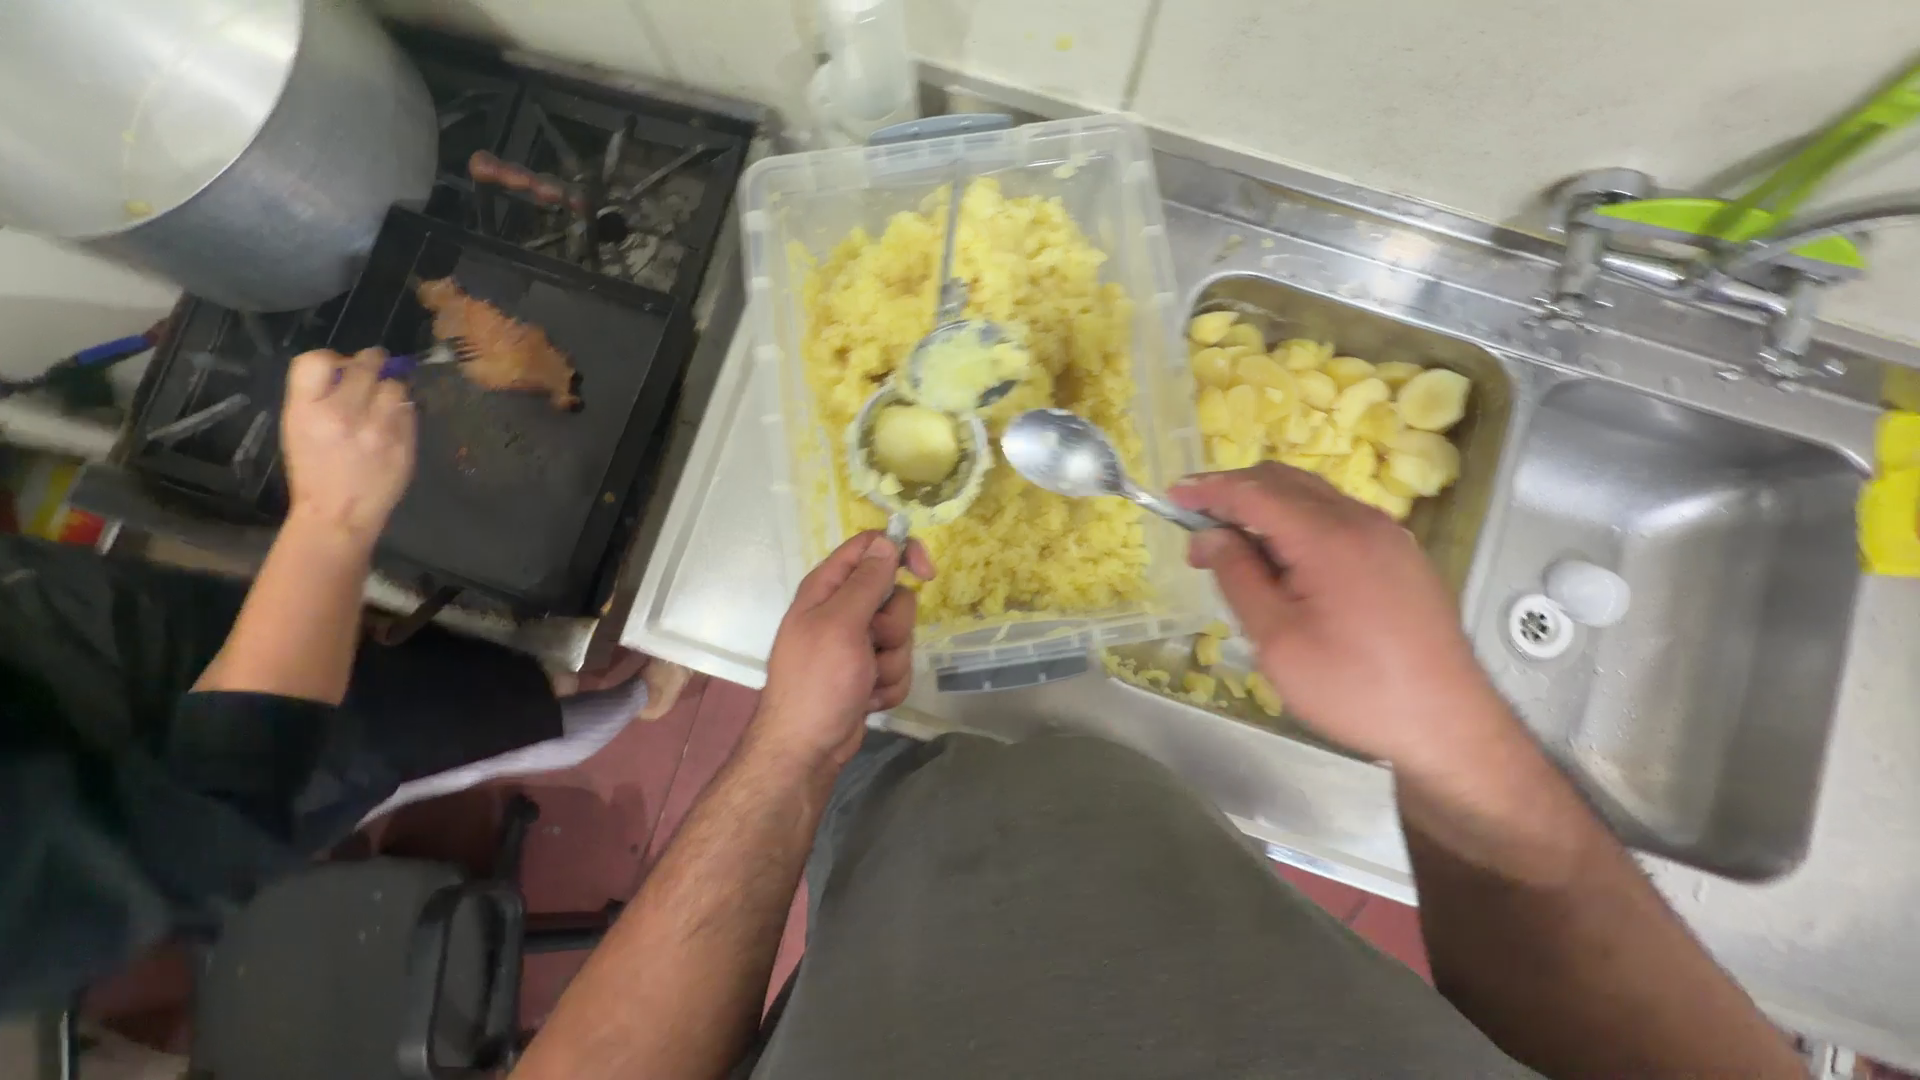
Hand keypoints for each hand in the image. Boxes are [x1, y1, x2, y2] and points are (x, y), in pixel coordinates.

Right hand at [281, 349, 415, 543]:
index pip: (317, 360)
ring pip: (396, 386)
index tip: (342, 364)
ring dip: (392, 387)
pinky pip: (411, 410)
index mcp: (307, 410)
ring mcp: (379, 428)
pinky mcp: (406, 441)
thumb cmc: (314, 469)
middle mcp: (345, 413)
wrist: (340, 510)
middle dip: (372, 361)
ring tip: (384, 397)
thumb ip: (317, 396)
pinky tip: (394, 418)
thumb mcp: (298, 427)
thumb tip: (345, 367)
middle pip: (365, 366)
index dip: (332, 357)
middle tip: (375, 362)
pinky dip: (404, 409)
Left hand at [753, 532, 934, 768]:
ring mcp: (857, 644)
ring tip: (863, 680)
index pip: (871, 547)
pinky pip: (898, 667)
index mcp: (828, 588)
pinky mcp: (868, 673)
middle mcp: (842, 610)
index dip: (901, 553)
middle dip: (894, 626)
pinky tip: (865, 699)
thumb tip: (887, 541)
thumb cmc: (817, 682)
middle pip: (896, 597)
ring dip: (891, 663)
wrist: (807, 748)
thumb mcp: (841, 624)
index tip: (926, 574)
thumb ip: (866, 582)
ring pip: (902, 637)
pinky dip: (887, 686)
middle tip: (870, 644)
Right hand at [1170, 463, 1514, 775]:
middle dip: (1234, 495)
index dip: (1209, 489)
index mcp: (1329, 537)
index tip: (1172, 496)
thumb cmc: (1354, 688)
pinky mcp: (1400, 556)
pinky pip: (1337, 518)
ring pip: (1313, 497)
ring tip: (1233, 549)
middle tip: (1197, 532)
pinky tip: (1283, 560)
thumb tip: (1209, 536)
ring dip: (1266, 509)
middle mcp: (1362, 521)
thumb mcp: (1277, 640)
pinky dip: (1297, 523)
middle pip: (1285, 482)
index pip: (1255, 492)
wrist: (1448, 725)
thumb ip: (1238, 577)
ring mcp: (1388, 536)